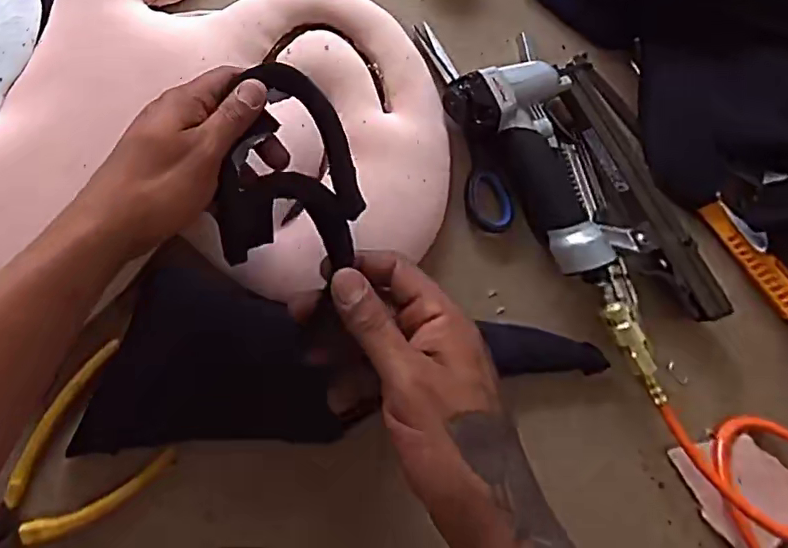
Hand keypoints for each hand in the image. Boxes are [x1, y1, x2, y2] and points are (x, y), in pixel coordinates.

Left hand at [67, 67, 273, 258]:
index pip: (228, 78)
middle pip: (224, 109)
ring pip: (213, 139)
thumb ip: (232, 116)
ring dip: (240, 157)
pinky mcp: (161, 168)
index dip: (258, 89)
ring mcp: (165, 141)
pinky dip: (218, 175)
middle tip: (278, 161)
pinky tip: (231, 200)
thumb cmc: (156, 189)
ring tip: (260, 185)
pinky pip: (198, 162)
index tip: (282, 113)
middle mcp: (173, 114)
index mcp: (183, 101)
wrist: (104, 232)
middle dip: (255, 131)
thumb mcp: (204, 150)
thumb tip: (255, 83)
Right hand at [330, 252, 571, 547]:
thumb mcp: (404, 378)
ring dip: (342, 348)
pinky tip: (337, 397)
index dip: (360, 266)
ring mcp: (426, 367)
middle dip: (340, 311)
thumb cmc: (453, 444)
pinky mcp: (416, 396)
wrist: (487, 521)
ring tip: (311, 355)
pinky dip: (356, 379)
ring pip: (375, 340)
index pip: (398, 271)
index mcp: (443, 321)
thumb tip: (344, 276)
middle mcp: (435, 336)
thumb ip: (371, 324)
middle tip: (301, 313)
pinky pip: (379, 372)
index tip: (321, 273)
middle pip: (381, 304)